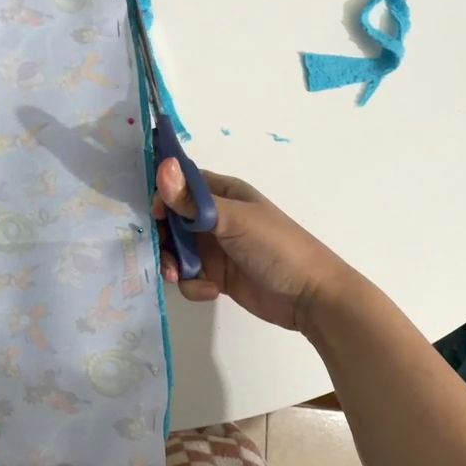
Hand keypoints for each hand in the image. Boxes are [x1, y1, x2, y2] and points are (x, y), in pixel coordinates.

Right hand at [153, 158, 356, 330]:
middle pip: (172, 220)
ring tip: (180, 275)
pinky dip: (193, 283)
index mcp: (223, 194)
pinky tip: (210, 290)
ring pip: (175, 250)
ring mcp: (214, 248)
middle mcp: (215, 218)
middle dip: (163, 237)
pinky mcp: (215, 276)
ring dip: (172, 263)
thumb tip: (163, 166)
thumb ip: (193, 200)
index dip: (164, 196)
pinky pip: (188, 276)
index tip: (155, 214)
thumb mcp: (233, 220)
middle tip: (162, 250)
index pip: (181, 185)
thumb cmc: (277, 247)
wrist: (311, 298)